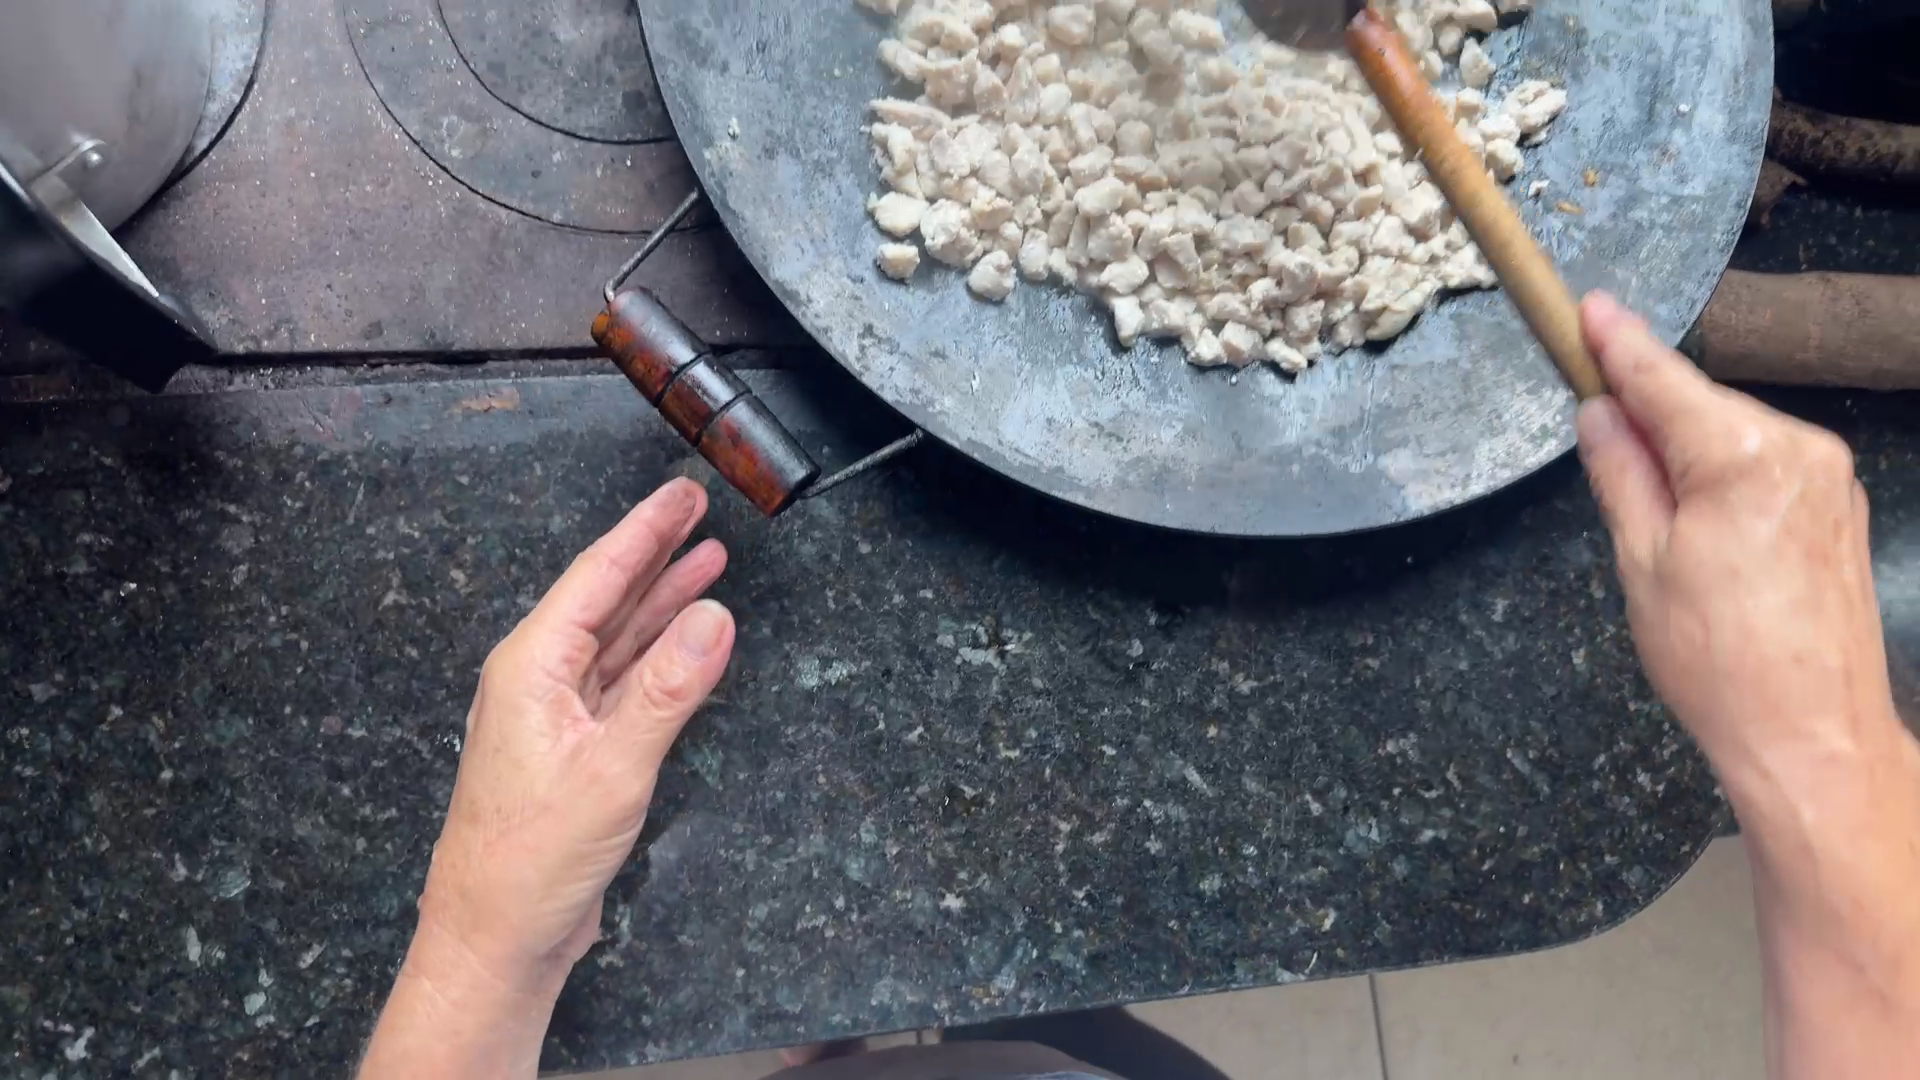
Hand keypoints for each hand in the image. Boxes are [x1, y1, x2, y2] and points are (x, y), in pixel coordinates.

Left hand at [417, 478, 734, 993]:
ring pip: (621, 634)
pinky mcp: (581, 738)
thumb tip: (717, 615)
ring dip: (664, 598)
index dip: (645, 529)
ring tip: (707, 560)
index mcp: (534, 664)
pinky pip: (628, 675)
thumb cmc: (537, 854)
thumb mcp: (612, 767)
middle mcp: (543, 674)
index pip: (599, 576)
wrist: (497, 938)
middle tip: (699, 510)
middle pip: (609, 595)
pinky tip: (688, 636)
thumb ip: (668, 688)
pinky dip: (661, 650)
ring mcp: (562, 707)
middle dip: (656, 550)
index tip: (683, 494)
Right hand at [1574, 292, 1897, 782]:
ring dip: (1669, 438)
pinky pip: (1752, 463)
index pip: (1666, 385)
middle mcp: (1802, 454)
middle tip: (1581, 393)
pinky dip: (1703, 463)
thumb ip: (1619, 472)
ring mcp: (1827, 481)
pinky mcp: (1830, 509)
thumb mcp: (1640, 556)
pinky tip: (1674, 494)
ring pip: (1724, 434)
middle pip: (1699, 405)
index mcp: (1747, 460)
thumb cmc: (1709, 649)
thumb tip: (1597, 412)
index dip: (1620, 344)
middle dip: (1640, 399)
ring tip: (1622, 474)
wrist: (1806, 728)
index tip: (1587, 305)